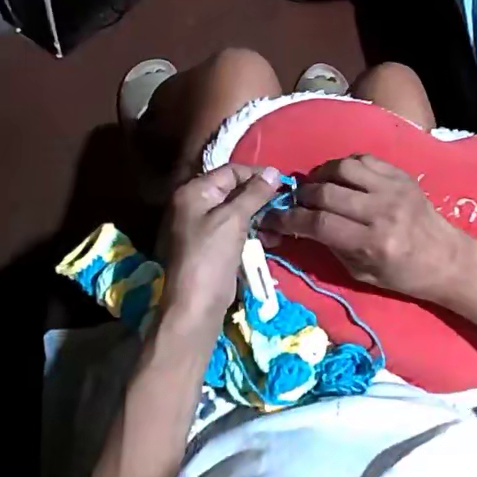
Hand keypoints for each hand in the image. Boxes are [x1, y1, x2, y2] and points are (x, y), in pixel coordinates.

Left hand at [159, 164, 282, 324]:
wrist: (196, 305)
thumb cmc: (211, 256)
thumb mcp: (234, 219)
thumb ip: (254, 193)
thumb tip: (274, 171)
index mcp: (193, 191)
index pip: (230, 171)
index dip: (256, 175)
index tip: (282, 184)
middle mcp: (193, 204)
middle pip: (233, 191)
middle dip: (259, 198)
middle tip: (283, 206)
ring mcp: (201, 226)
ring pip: (236, 212)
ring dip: (259, 216)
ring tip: (279, 227)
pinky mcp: (210, 246)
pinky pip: (234, 230)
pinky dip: (251, 231)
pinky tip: (270, 239)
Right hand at [260, 155, 476, 305]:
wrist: (448, 259)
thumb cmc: (403, 275)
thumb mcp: (361, 274)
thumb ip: (330, 248)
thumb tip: (300, 227)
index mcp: (372, 243)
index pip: (319, 224)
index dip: (289, 219)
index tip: (273, 218)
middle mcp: (382, 212)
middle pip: (326, 193)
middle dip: (302, 197)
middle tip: (294, 202)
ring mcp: (394, 189)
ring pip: (343, 168)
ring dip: (321, 175)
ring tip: (314, 186)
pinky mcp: (402, 176)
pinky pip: (364, 159)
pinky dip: (344, 166)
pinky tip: (339, 177)